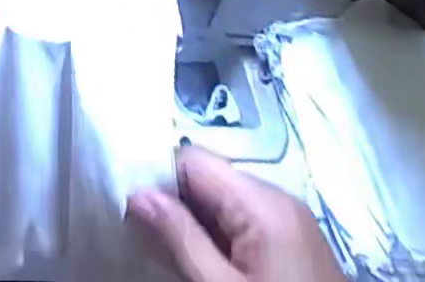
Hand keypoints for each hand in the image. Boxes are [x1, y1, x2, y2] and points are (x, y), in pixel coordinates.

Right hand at [128, 146, 344, 281]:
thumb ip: (179, 239)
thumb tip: (138, 195)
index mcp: (262, 200)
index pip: (196, 160)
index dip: (160, 177)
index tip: (131, 207)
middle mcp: (278, 196)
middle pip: (211, 178)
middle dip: (175, 202)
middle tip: (140, 234)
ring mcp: (289, 219)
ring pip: (225, 201)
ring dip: (194, 222)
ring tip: (163, 250)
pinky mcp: (293, 242)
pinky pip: (245, 222)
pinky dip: (218, 237)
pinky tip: (199, 263)